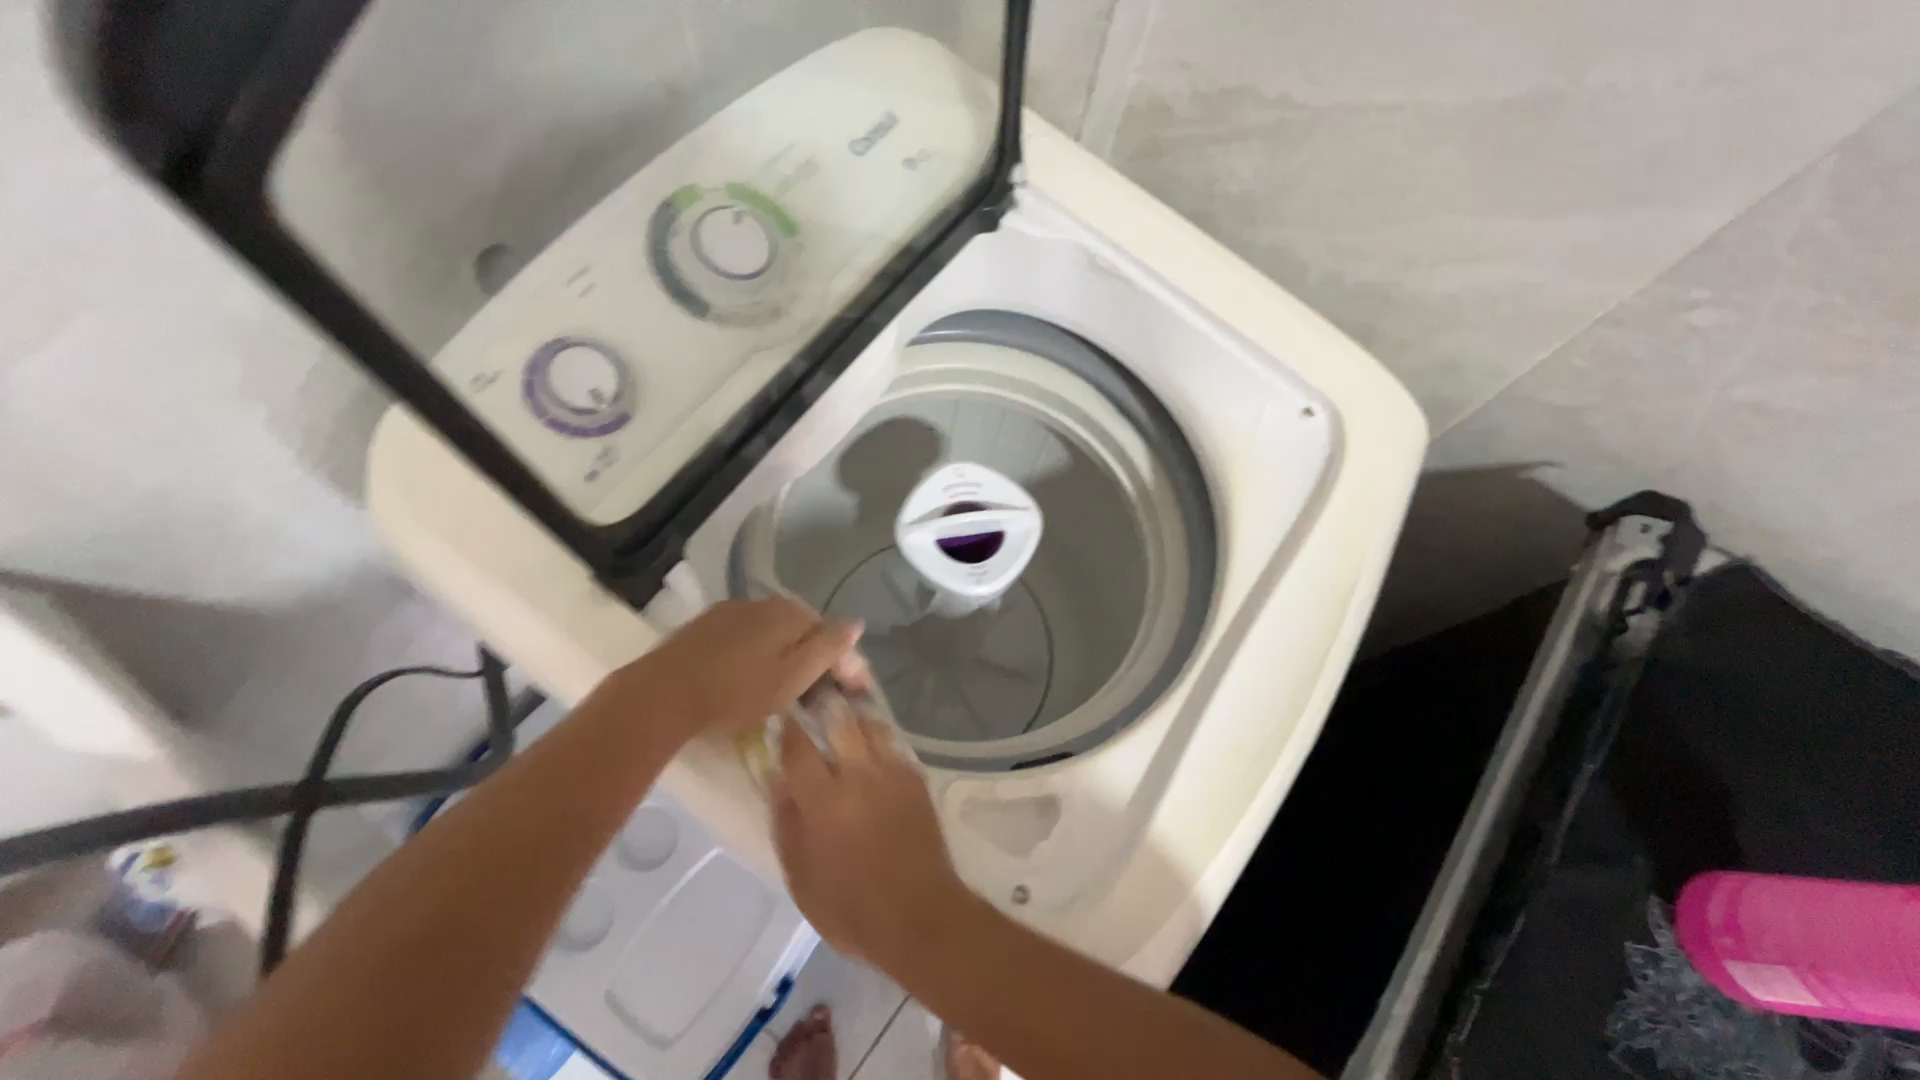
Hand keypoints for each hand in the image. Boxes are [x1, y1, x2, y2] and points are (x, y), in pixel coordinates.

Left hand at [595, 598, 868, 744]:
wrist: (663, 694)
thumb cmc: (736, 691)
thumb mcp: (792, 677)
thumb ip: (828, 648)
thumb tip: (857, 623)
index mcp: (791, 612)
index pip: (832, 633)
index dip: (846, 665)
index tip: (852, 696)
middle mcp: (764, 602)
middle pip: (803, 631)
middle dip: (816, 660)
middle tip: (820, 698)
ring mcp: (731, 611)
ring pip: (774, 634)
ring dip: (787, 657)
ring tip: (788, 691)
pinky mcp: (706, 626)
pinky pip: (748, 638)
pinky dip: (759, 655)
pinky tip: (752, 678)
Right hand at [770, 702, 978, 968]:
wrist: (920, 917)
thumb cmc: (851, 908)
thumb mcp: (801, 878)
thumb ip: (787, 823)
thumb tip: (776, 780)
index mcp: (823, 798)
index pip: (797, 746)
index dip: (785, 728)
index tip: (778, 719)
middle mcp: (859, 774)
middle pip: (840, 720)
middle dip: (823, 706)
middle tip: (811, 701)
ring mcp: (893, 774)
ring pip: (872, 725)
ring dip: (854, 717)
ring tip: (843, 717)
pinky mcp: (917, 782)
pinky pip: (894, 746)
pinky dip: (879, 739)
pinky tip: (872, 747)